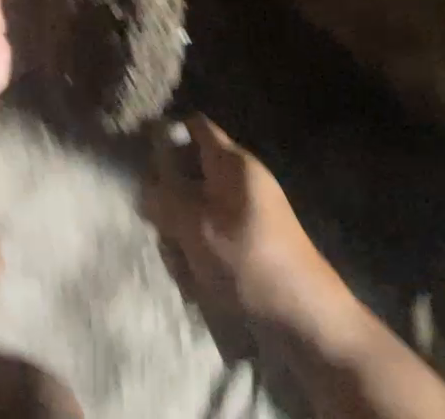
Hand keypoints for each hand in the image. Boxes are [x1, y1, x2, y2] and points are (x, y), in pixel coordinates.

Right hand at [143, 117, 337, 320]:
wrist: (305, 318)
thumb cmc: (247, 260)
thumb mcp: (194, 224)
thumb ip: (163, 195)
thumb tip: (145, 182)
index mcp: (232, 163)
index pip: (193, 126)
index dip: (164, 133)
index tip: (139, 157)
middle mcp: (239, 180)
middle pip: (186, 172)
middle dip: (167, 200)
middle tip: (161, 225)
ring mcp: (244, 211)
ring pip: (192, 208)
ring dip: (179, 234)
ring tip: (183, 262)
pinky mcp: (246, 241)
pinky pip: (207, 234)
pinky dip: (197, 253)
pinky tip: (196, 280)